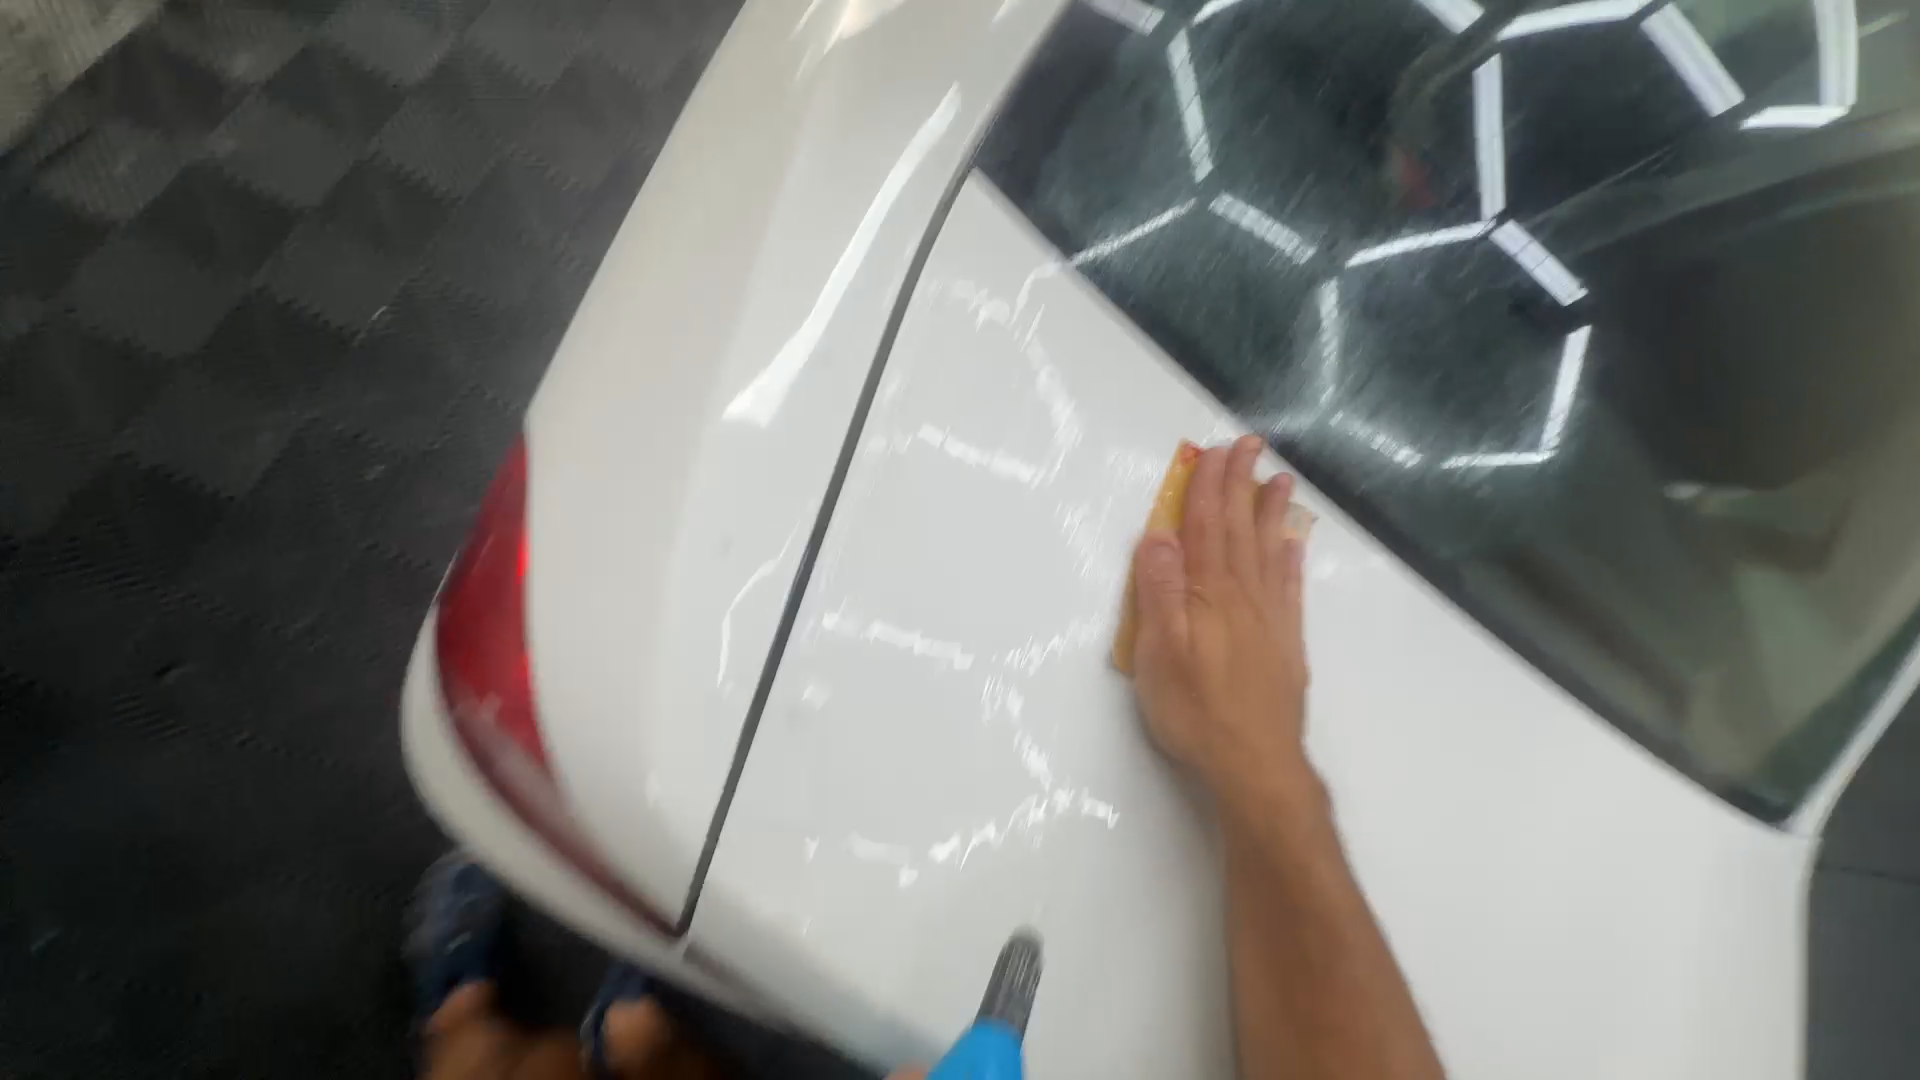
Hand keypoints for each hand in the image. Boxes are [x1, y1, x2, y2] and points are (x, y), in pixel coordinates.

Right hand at [1130, 436, 1318, 819]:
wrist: (1255, 763)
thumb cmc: (1194, 709)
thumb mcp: (1158, 653)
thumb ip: (1158, 592)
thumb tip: (1158, 537)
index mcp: (1207, 594)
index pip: (1206, 527)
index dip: (1208, 487)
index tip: (1214, 450)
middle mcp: (1243, 596)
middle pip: (1240, 529)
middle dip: (1241, 484)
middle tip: (1250, 445)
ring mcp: (1270, 618)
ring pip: (1271, 552)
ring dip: (1272, 512)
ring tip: (1281, 479)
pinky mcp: (1286, 644)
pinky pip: (1291, 589)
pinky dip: (1292, 560)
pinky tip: (1294, 544)